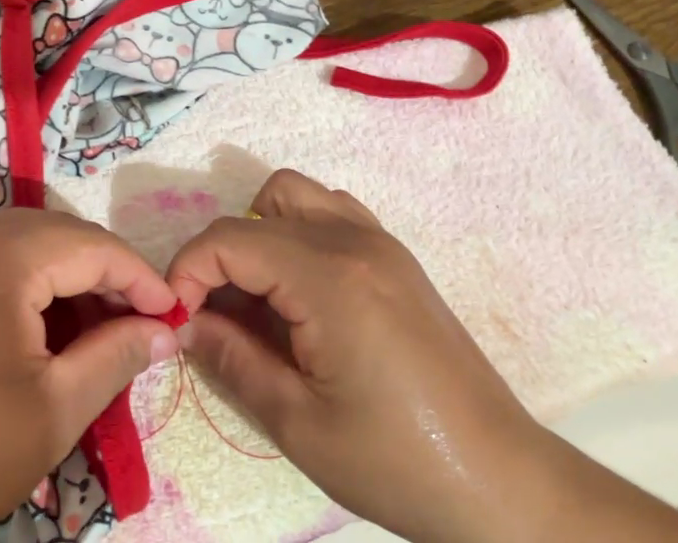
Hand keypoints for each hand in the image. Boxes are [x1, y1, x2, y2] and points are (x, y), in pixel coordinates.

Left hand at [0, 208, 179, 540]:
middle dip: (101, 274)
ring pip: (18, 241)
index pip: (89, 245)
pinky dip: (19, 280)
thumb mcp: (55, 410)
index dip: (138, 277)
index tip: (172, 314)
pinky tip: (37, 325)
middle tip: (136, 324)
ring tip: (92, 329)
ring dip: (61, 276)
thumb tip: (164, 328)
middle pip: (53, 233)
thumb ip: (116, 355)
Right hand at [165, 169, 556, 542]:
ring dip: (260, 233)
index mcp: (329, 278)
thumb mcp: (296, 422)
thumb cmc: (395, 460)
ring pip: (295, 195)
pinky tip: (301, 292)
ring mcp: (381, 244)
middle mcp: (354, 241)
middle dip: (219, 256)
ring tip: (257, 299)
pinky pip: (331, 213)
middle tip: (214, 317)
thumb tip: (184, 323)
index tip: (176, 320)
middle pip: (256, 209)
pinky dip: (298, 232)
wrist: (500, 482)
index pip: (228, 240)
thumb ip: (231, 358)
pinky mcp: (397, 259)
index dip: (187, 273)